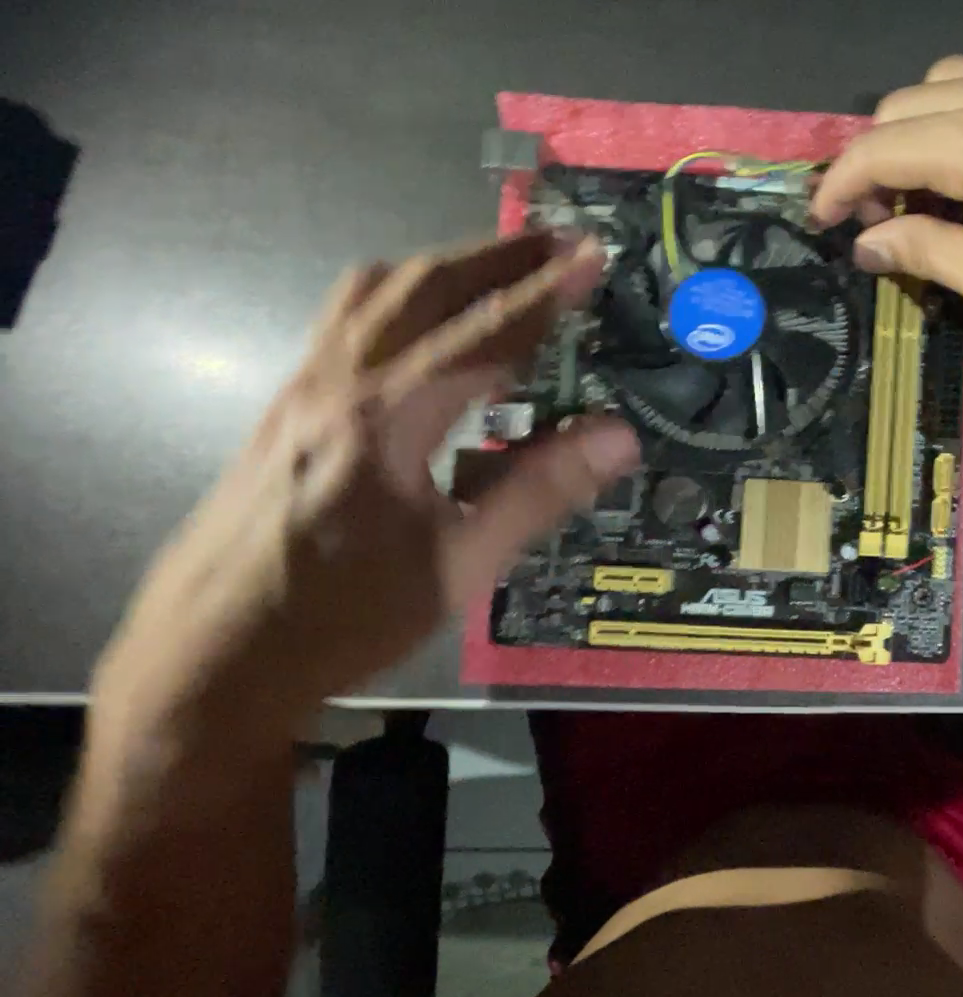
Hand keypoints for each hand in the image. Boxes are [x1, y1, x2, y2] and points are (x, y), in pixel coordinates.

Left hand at [91, 232, 638, 732]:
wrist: (212, 658)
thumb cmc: (345, 617)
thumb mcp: (459, 566)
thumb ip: (539, 492)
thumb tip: (619, 434)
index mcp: (386, 422)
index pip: (482, 336)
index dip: (544, 293)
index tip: (591, 254)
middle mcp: (335, 386)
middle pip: (419, 289)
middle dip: (495, 256)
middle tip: (559, 241)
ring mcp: (300, 391)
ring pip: (369, 294)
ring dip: (443, 265)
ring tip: (501, 264)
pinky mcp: (284, 408)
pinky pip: (346, 320)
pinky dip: (401, 295)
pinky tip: (426, 322)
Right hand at [812, 56, 962, 406]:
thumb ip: (926, 250)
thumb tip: (867, 242)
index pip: (883, 144)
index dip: (841, 184)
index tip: (819, 223)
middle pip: (908, 105)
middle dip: (877, 160)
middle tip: (873, 225)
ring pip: (950, 89)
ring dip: (919, 136)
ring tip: (919, 201)